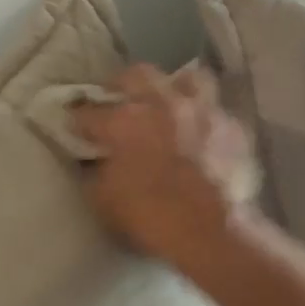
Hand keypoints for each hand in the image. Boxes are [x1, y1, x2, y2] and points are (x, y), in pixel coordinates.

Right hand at [73, 63, 260, 266]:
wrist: (213, 230)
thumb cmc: (151, 216)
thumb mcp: (105, 199)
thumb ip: (97, 171)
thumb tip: (97, 160)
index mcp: (125, 122)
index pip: (89, 112)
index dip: (77, 117)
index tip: (72, 122)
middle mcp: (163, 104)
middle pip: (137, 75)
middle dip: (120, 84)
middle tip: (115, 99)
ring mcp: (202, 110)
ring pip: (186, 78)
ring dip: (171, 86)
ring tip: (165, 102)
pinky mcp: (232, 126)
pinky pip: (214, 108)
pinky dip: (201, 116)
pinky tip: (198, 132)